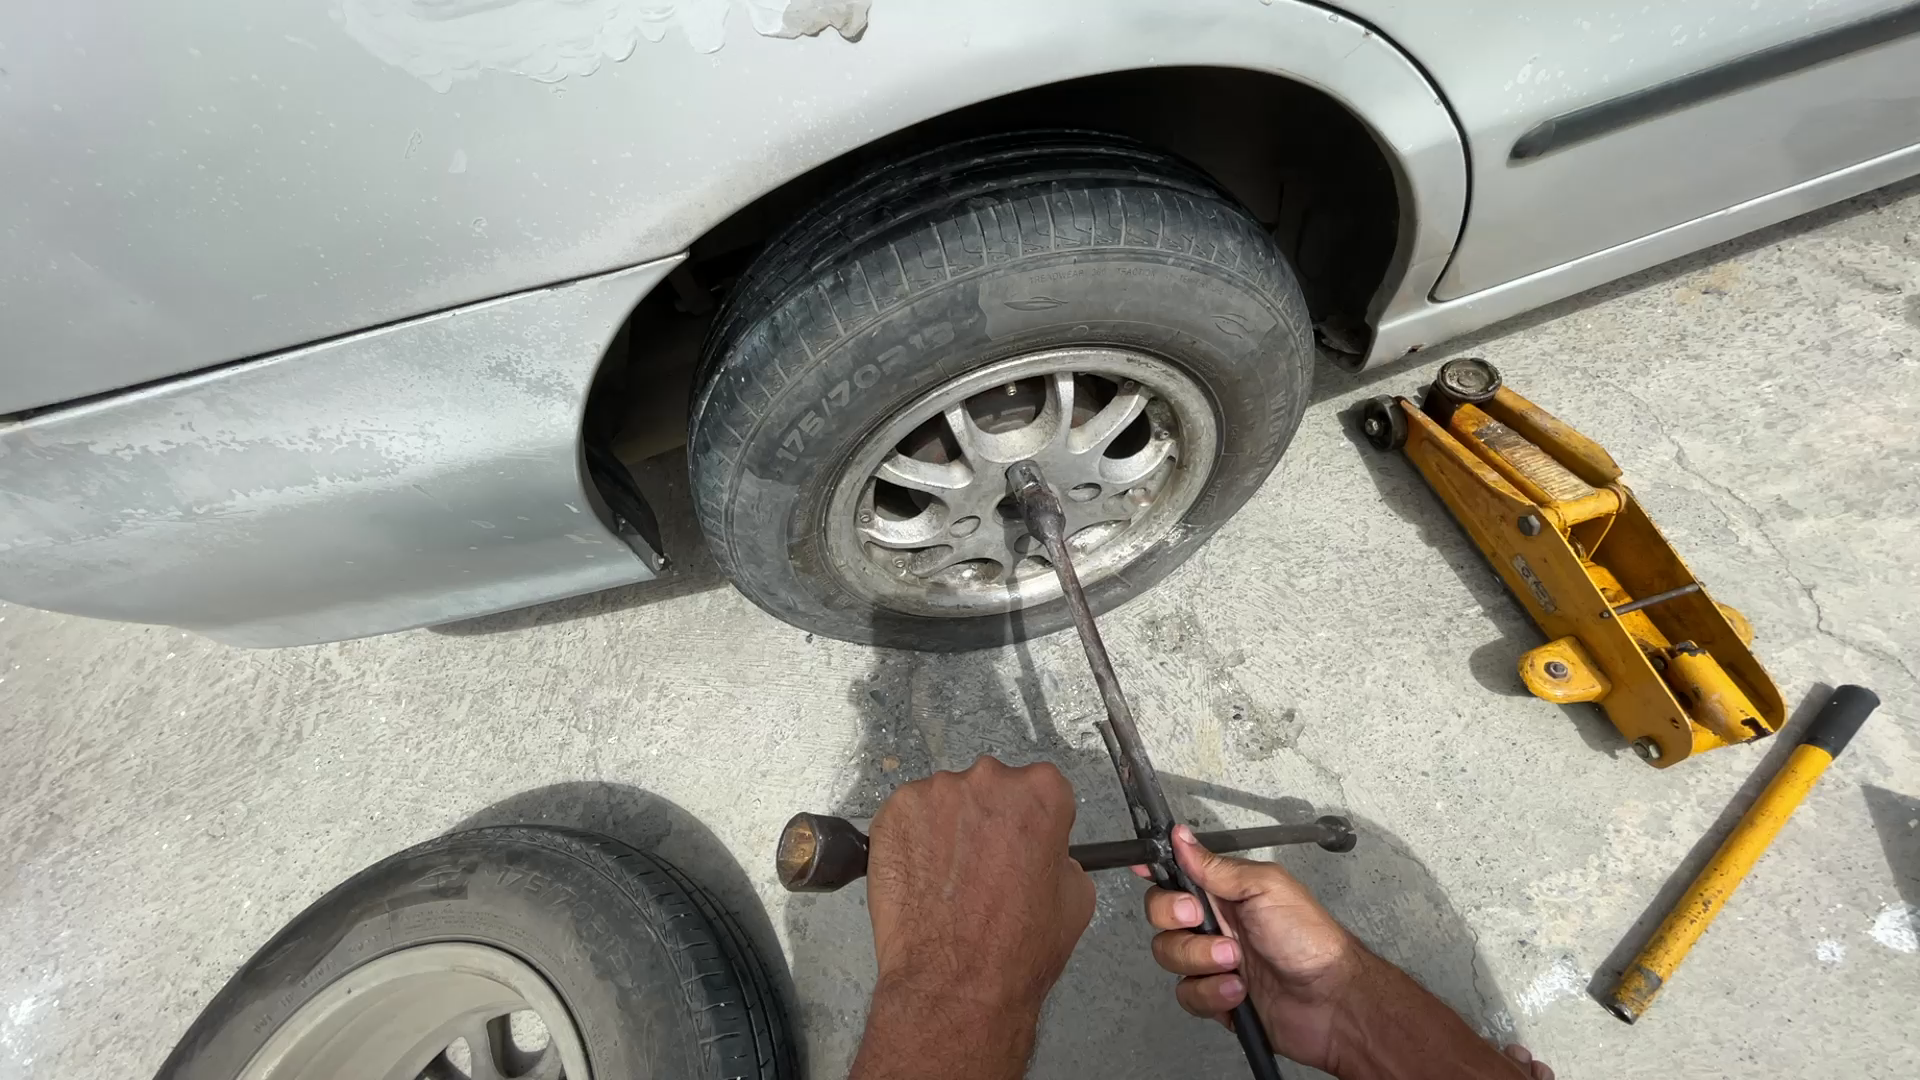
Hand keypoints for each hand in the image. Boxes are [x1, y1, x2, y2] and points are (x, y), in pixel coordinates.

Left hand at [852, 756, 1094, 1079]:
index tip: (1022, 845)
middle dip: (989, 819)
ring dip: (948, 828)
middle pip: (991, 787)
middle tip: (984, 866)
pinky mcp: (896, 809)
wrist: (956, 984)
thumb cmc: (1018, 947)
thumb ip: (1060, 854)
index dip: (1033, 821)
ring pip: (947, 800)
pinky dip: (912, 839)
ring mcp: (937, 790)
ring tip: (949, 878)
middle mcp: (989, 777)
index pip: (1041, 789)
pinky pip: (908, 816)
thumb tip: (1044, 850)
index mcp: (1041, 791)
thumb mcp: (1075, 897)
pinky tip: (921, 877)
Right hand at [1144, 826, 1548, 1078]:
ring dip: (1199, 957)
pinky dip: (1211, 992)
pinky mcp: (1215, 997)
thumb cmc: (1308, 936)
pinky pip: (1187, 994)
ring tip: (1235, 961)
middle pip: (1159, 913)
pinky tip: (1239, 990)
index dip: (1152, 869)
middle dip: (1174, 916)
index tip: (1141, 867)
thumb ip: (1216, 866)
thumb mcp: (1264, 887)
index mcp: (1220, 890)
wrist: (1335, 1002)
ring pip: (1168, 953)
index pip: (1173, 873)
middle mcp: (1210, 922)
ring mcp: (1211, 960)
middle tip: (1200, 918)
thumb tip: (1180, 835)